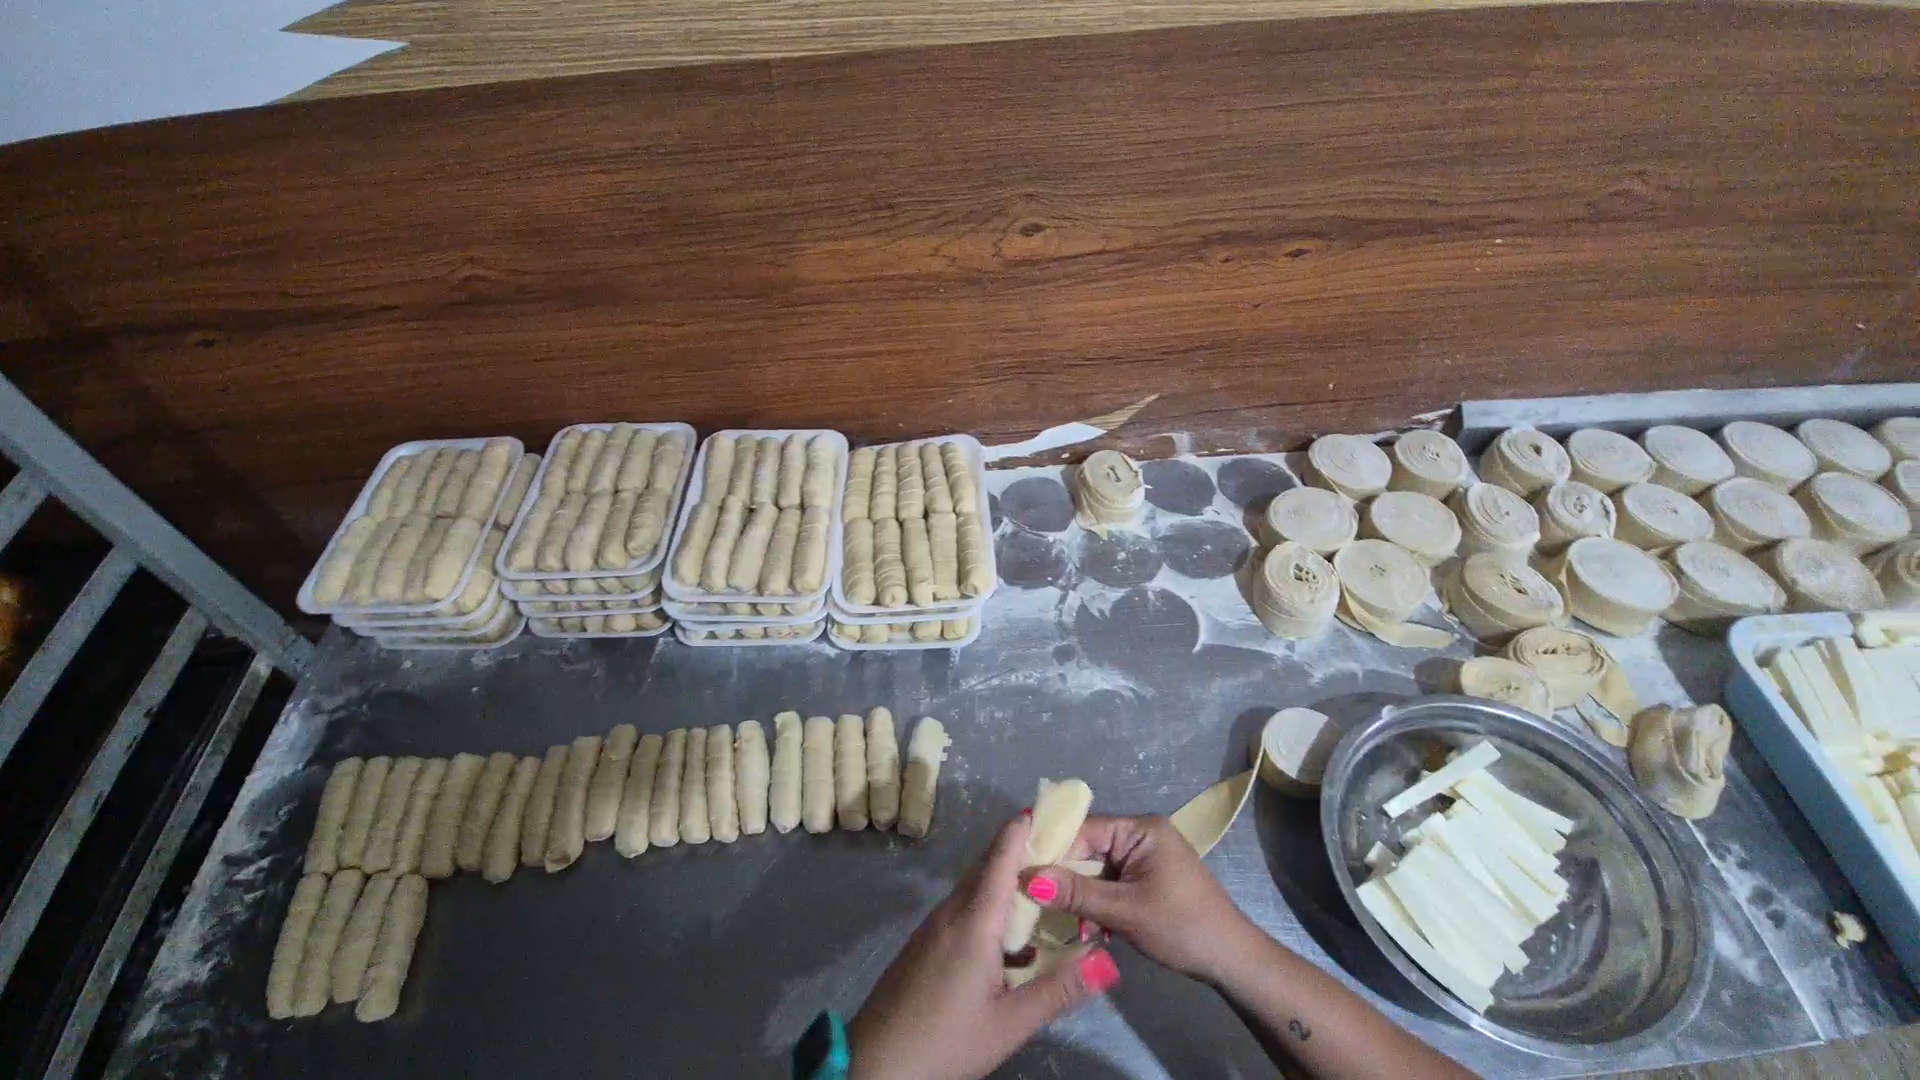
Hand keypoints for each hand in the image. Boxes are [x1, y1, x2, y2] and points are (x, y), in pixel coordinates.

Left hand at [847, 814, 1119, 1079]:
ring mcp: (933, 928)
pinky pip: (963, 910)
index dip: (1020, 830)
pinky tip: (1010, 939)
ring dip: (1006, 883)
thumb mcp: (1010, 1023)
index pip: (1000, 859)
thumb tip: (1106, 961)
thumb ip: (1059, 990)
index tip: (1044, 808)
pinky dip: (989, 907)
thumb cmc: (947, 1041)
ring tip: (1043, 891)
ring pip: (975, 891)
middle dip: (1019, 852)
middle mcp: (951, 912)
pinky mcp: (925, 945)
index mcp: (974, 921)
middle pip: (987, 868)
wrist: (874, 1064)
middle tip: (1059, 850)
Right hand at [1024, 814, 1258, 981]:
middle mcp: (1140, 835)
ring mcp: (1144, 858)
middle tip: (1034, 902)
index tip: (1023, 875)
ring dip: (1079, 895)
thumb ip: (1076, 893)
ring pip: (1095, 870)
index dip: (1053, 851)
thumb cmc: (1182, 927)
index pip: (1084, 830)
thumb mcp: (1125, 911)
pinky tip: (1083, 926)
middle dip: (1064, 878)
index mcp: (1140, 829)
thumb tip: (1027, 877)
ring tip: (1057, 920)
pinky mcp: (1145, 880)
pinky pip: (1109, 883)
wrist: (1232, 960)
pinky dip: (1096, 903)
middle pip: (1087, 849)